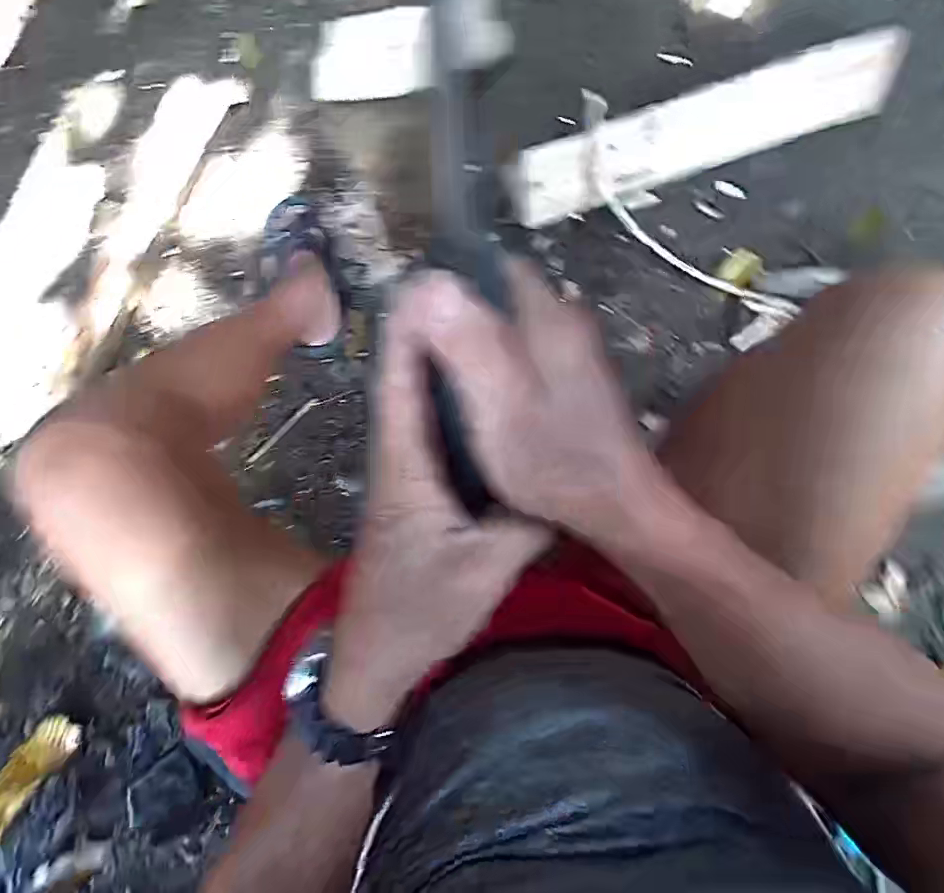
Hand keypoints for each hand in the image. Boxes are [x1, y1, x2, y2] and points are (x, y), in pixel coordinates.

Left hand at [326, 279, 553, 730]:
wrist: (375, 659)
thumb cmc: (421, 612)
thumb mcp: (485, 570)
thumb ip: (526, 523)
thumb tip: (568, 479)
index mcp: (406, 466)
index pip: (402, 384)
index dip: (412, 332)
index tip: (433, 285)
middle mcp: (398, 456)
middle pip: (407, 378)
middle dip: (430, 329)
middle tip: (469, 288)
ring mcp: (404, 471)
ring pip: (418, 400)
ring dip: (439, 357)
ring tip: (480, 322)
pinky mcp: (415, 487)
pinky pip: (430, 425)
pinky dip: (448, 395)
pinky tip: (483, 388)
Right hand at [402, 258, 667, 543]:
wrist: (620, 504)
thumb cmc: (558, 459)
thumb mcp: (502, 404)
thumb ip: (470, 342)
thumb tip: (430, 282)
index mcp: (549, 318)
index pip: (498, 266)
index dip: (454, 279)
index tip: (418, 308)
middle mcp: (568, 323)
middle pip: (504, 296)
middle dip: (464, 313)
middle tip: (424, 346)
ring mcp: (577, 352)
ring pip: (516, 327)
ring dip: (482, 340)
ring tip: (446, 372)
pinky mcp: (578, 380)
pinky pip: (528, 355)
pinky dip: (502, 365)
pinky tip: (484, 396)